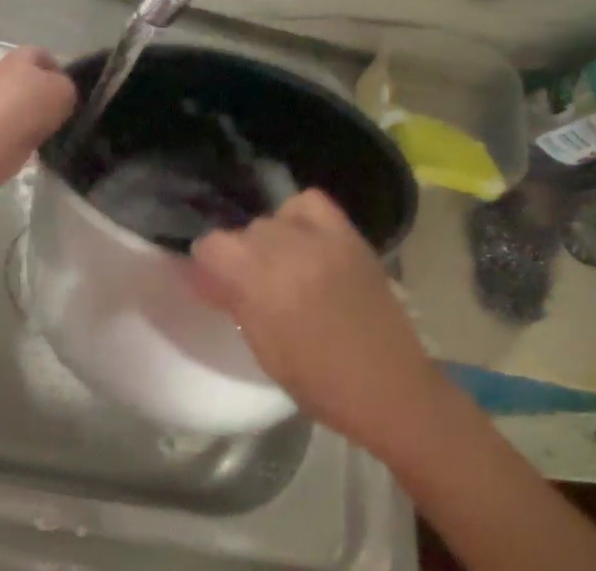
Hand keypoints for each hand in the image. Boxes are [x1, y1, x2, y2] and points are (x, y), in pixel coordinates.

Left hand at [0, 46, 76, 153]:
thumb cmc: (32, 106)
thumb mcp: (65, 91)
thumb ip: (66, 85)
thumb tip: (58, 91)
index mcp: (19, 55)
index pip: (42, 54)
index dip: (58, 69)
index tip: (69, 88)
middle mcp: (1, 70)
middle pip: (28, 77)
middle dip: (44, 91)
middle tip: (60, 108)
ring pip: (18, 98)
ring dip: (32, 110)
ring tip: (48, 126)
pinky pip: (9, 118)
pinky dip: (21, 126)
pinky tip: (32, 137)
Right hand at [191, 189, 443, 448]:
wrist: (392, 390)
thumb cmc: (321, 384)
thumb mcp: (263, 349)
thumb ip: (233, 302)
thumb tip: (203, 275)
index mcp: (263, 284)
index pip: (212, 245)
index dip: (207, 266)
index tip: (214, 287)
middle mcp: (290, 251)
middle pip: (243, 232)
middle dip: (238, 256)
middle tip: (251, 286)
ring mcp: (324, 240)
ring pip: (272, 218)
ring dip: (268, 240)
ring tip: (281, 265)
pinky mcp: (350, 238)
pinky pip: (310, 205)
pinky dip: (298, 217)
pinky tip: (304, 243)